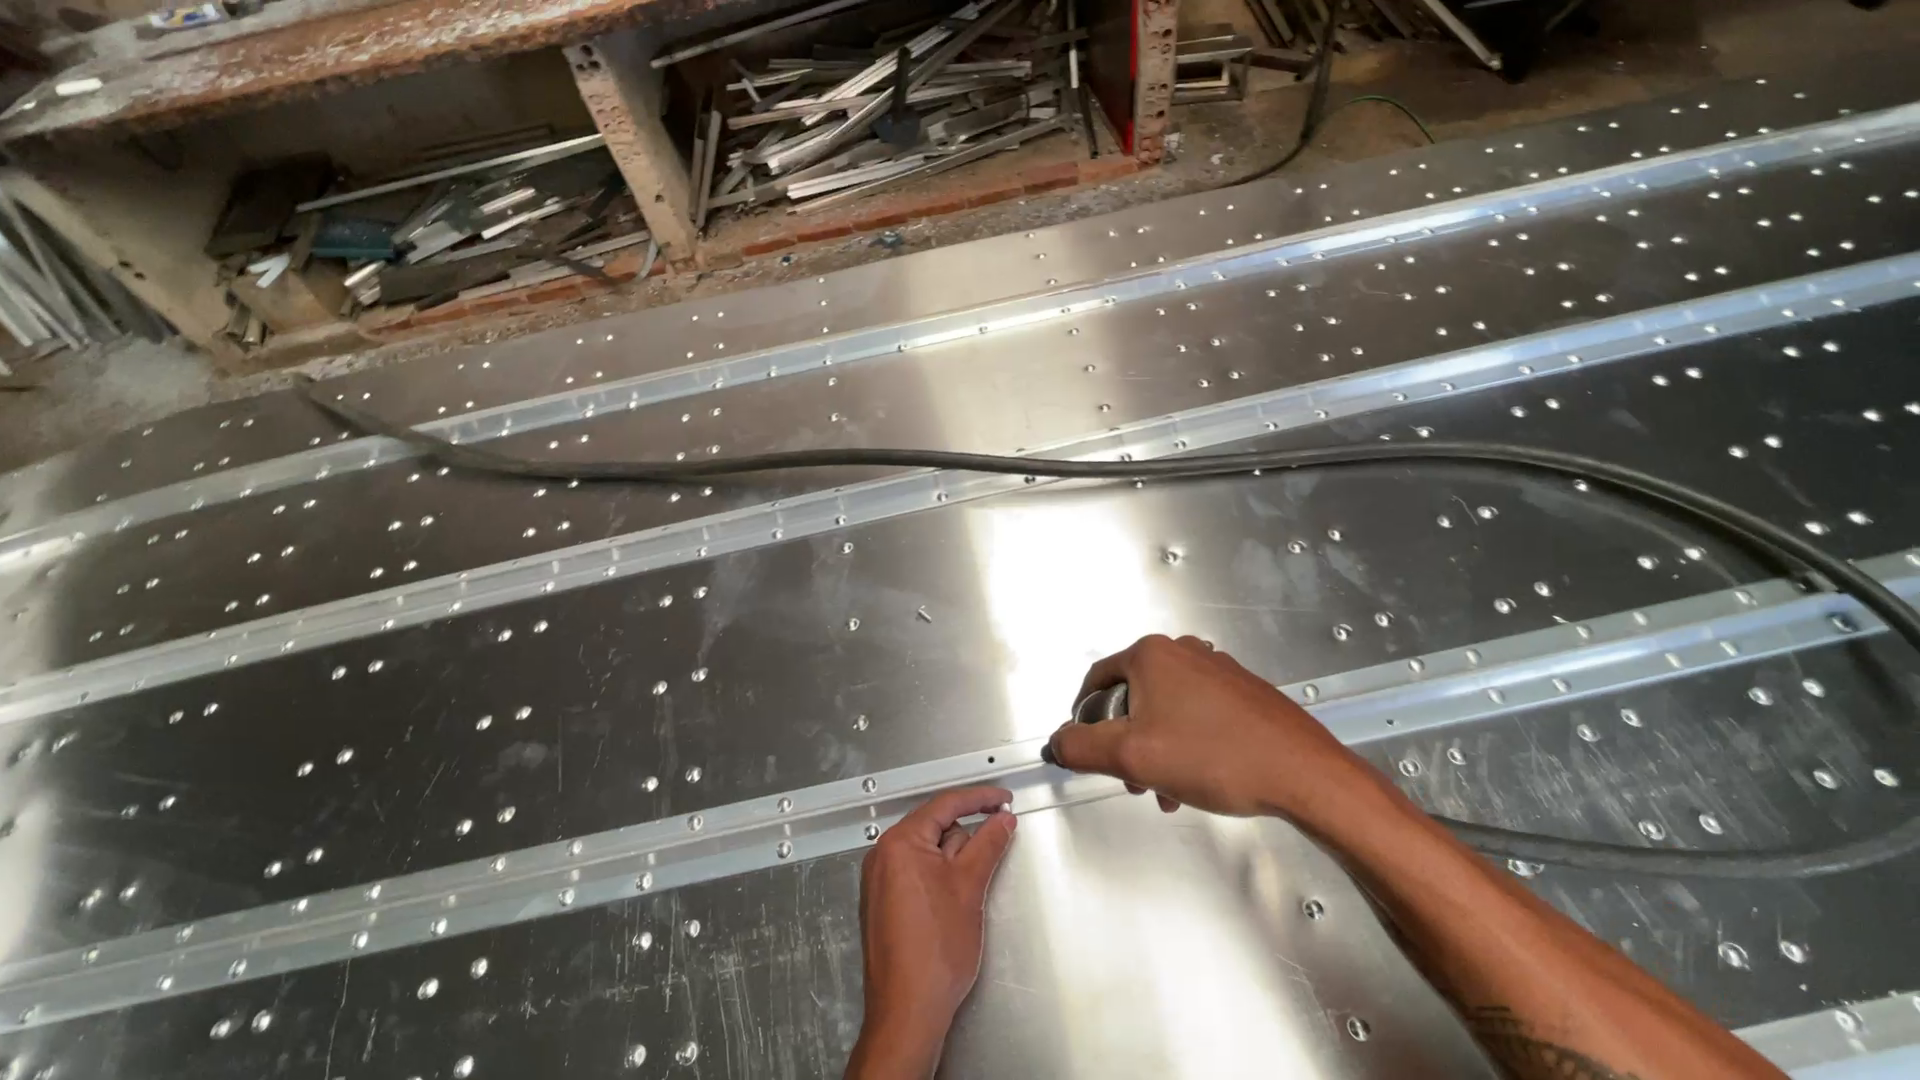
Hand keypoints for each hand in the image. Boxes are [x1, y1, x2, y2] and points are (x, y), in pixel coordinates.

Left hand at [846, 787, 1017, 1079]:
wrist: (909, 1009)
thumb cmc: (936, 950)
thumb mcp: (971, 886)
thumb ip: (988, 844)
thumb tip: (1002, 820)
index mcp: (899, 843)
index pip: (944, 804)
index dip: (979, 798)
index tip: (1003, 798)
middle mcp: (883, 857)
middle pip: (935, 827)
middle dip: (968, 834)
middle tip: (998, 837)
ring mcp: (880, 881)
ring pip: (929, 853)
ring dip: (956, 858)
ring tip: (975, 883)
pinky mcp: (885, 904)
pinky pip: (917, 873)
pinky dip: (942, 876)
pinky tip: (958, 897)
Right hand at [1047, 634, 1367, 819]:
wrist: (1303, 774)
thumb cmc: (1215, 758)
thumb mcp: (1131, 758)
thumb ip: (1081, 748)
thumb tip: (1057, 742)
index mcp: (1151, 656)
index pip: (1095, 681)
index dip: (1083, 719)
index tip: (1088, 752)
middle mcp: (1184, 653)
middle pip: (1130, 698)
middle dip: (1124, 743)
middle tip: (1133, 781)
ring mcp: (1217, 670)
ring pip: (1164, 712)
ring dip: (1155, 752)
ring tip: (1168, 791)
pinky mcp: (1243, 692)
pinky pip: (1195, 716)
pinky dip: (1185, 746)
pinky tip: (1197, 781)